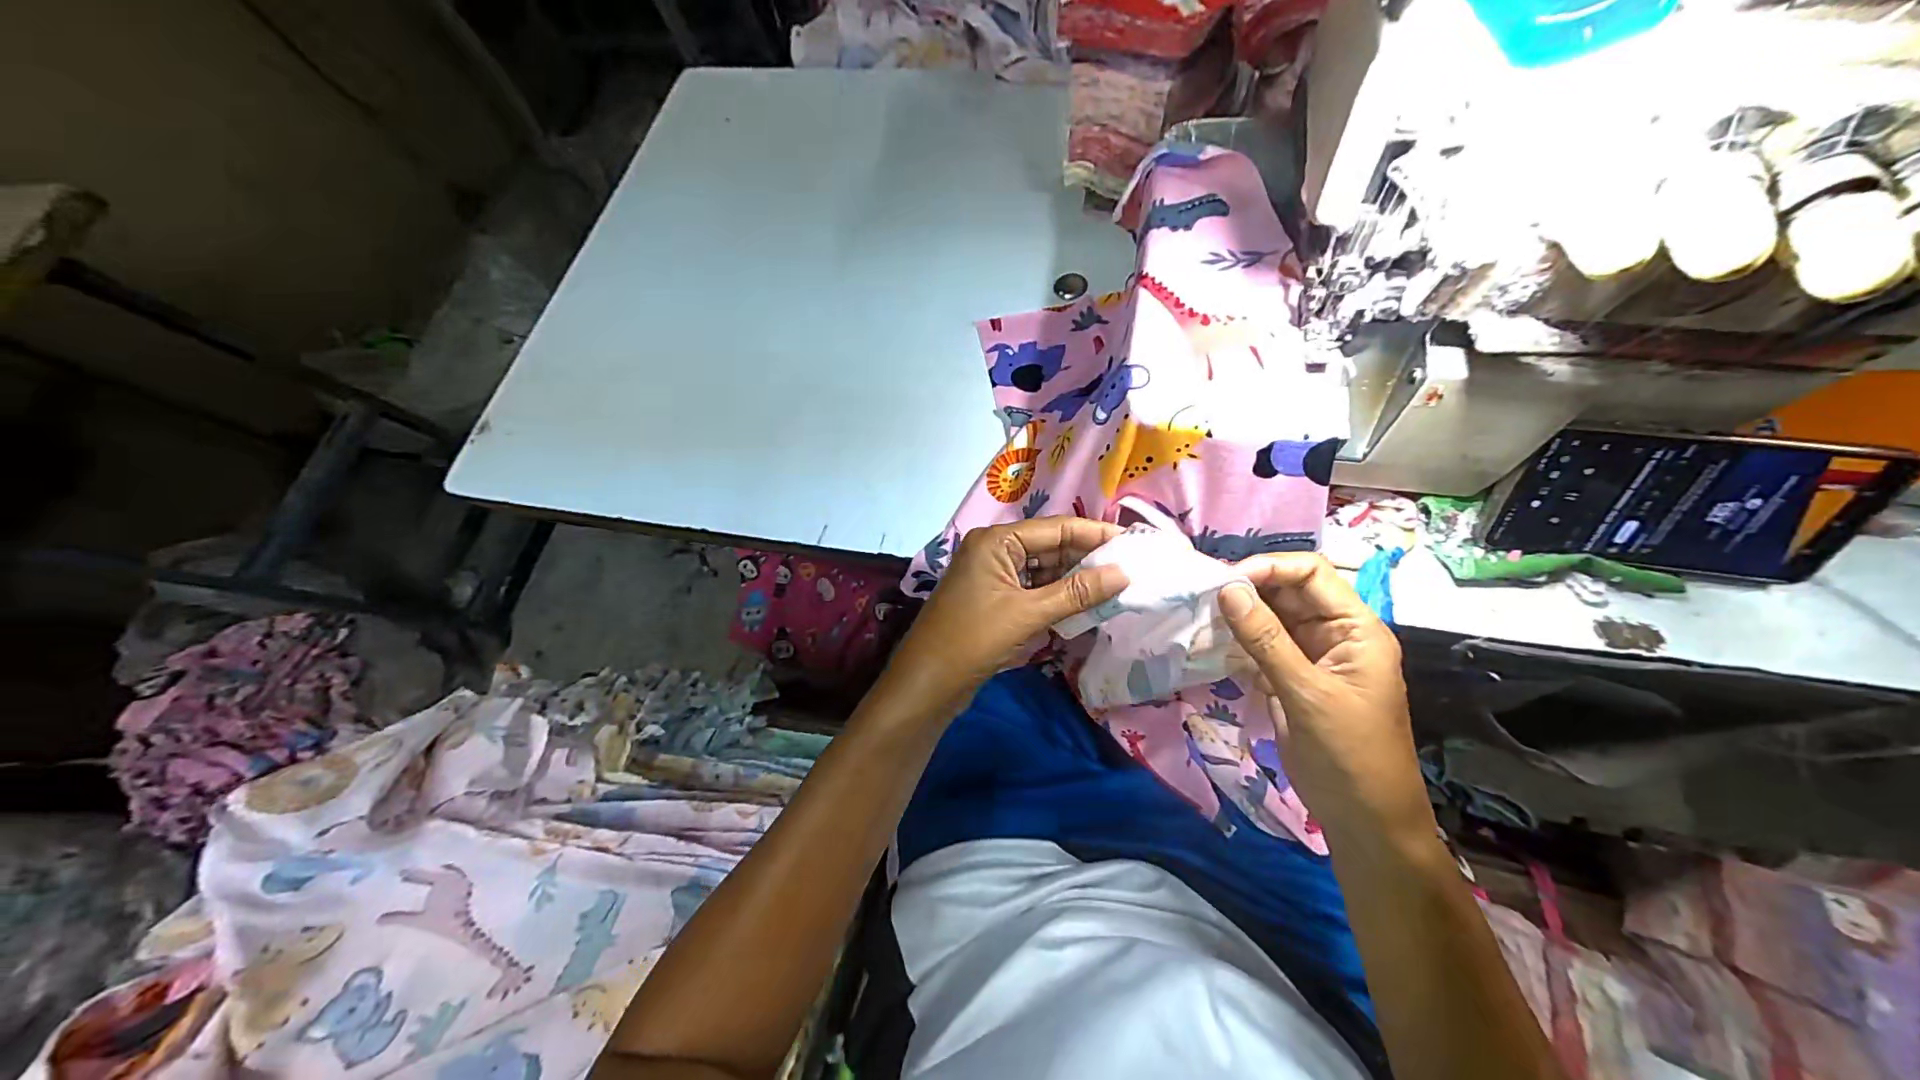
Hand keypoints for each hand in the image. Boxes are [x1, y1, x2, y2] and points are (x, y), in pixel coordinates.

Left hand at [884, 517, 1127, 713]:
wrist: (928, 683)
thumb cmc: (973, 640)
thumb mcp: (1028, 614)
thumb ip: (1076, 593)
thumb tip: (1123, 574)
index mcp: (996, 540)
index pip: (1055, 528)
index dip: (1095, 535)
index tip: (1133, 543)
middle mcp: (994, 550)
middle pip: (1050, 547)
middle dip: (1087, 558)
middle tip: (1131, 567)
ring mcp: (993, 575)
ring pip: (1043, 570)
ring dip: (1075, 579)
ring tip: (1117, 586)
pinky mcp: (995, 599)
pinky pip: (1033, 589)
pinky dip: (1058, 596)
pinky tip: (1086, 604)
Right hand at [1217, 554, 1430, 842]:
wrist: (1364, 820)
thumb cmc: (1349, 755)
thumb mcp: (1307, 694)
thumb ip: (1266, 639)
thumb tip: (1227, 589)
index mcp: (1356, 629)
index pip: (1311, 575)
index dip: (1269, 568)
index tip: (1225, 580)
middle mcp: (1334, 635)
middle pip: (1288, 592)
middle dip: (1247, 589)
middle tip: (1201, 595)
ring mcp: (1311, 657)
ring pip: (1270, 618)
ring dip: (1237, 614)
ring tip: (1198, 613)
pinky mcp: (1290, 680)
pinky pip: (1260, 647)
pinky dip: (1235, 641)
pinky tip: (1207, 640)